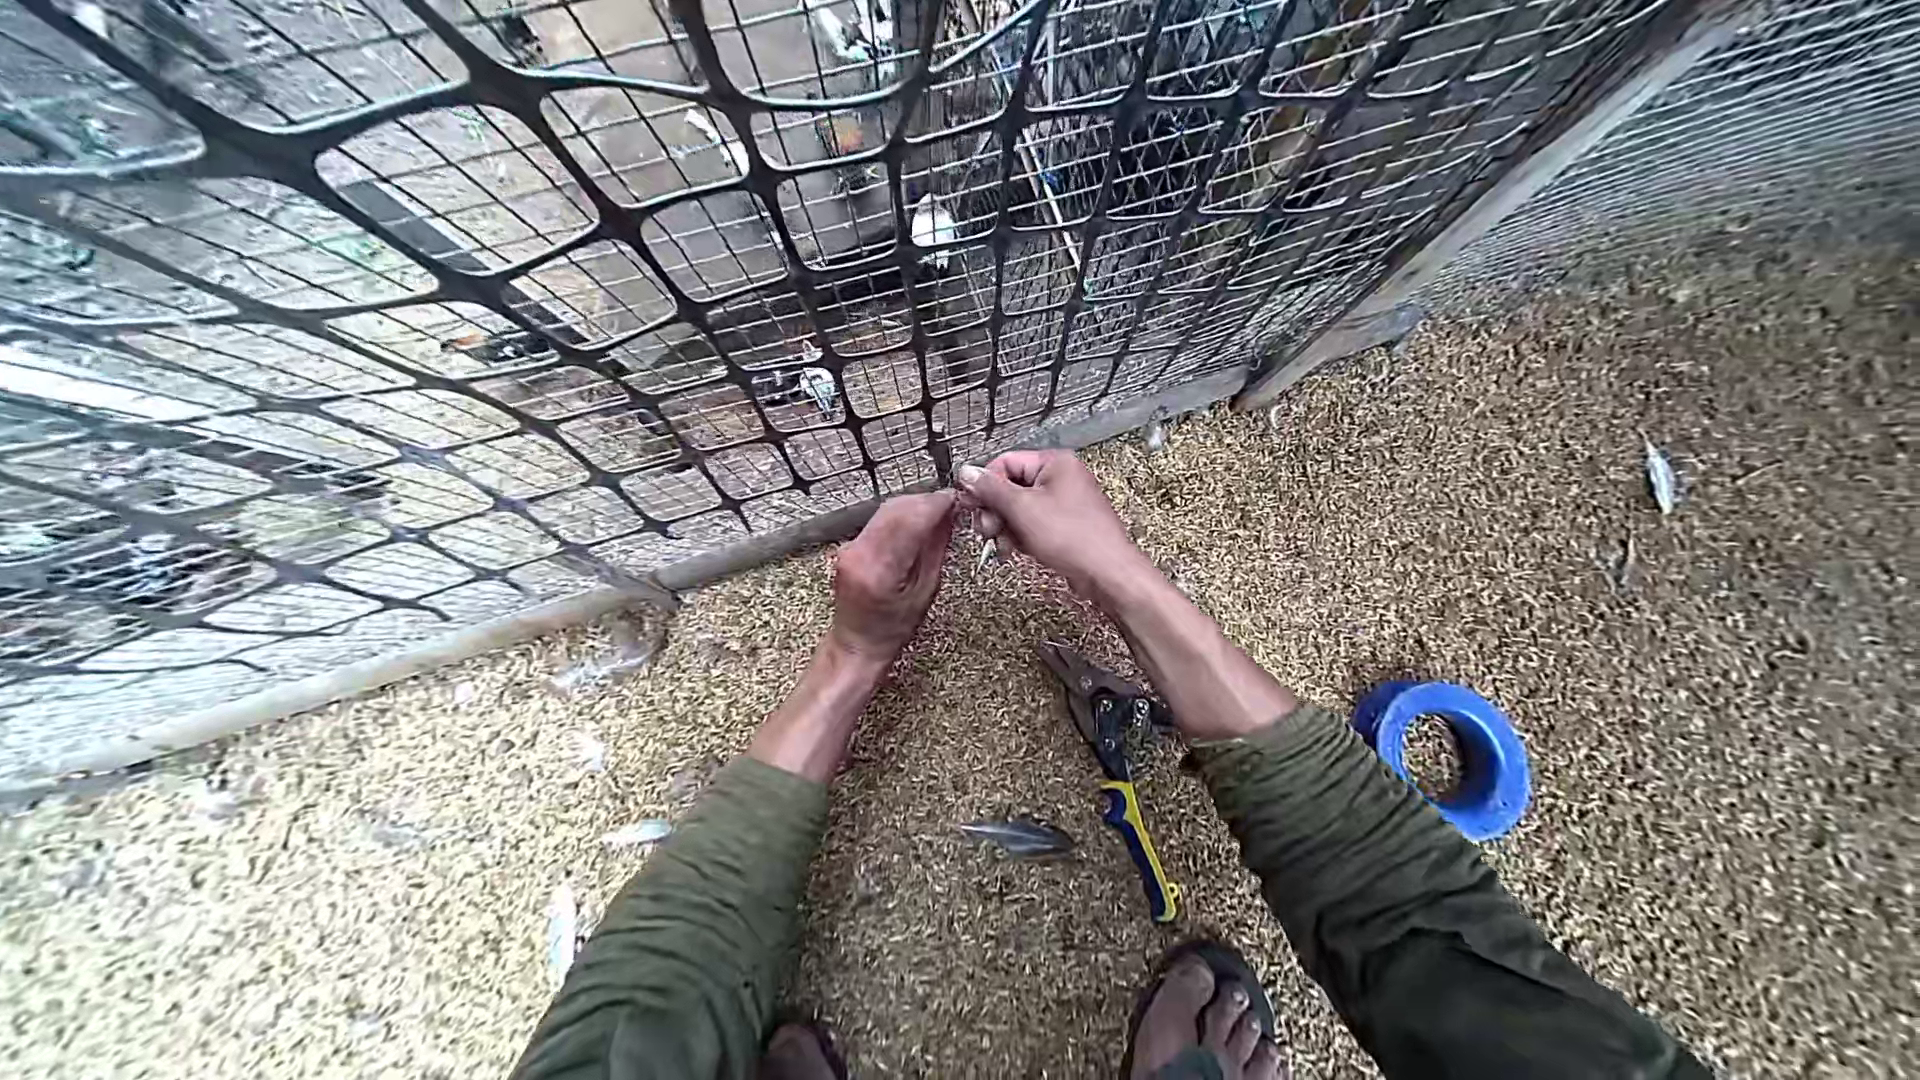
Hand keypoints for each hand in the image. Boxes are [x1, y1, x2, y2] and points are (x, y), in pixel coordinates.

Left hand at [828, 490, 955, 658]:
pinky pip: (878, 519)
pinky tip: (916, 524)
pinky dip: (901, 515)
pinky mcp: (848, 545)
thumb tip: (949, 516)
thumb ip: (936, 548)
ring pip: (887, 509)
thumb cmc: (891, 628)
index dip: (936, 503)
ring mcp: (850, 547)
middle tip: (950, 506)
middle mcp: (859, 553)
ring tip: (937, 515)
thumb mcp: (926, 590)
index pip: (911, 518)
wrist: (857, 642)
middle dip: (927, 501)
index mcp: (880, 570)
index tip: (955, 499)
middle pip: (897, 508)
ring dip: (915, 506)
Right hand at [956, 450, 1148, 596]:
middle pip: (1011, 486)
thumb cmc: (1077, 539)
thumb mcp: (1022, 509)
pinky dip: (1022, 536)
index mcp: (1055, 463)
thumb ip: (991, 489)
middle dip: (996, 510)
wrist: (1106, 573)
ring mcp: (1065, 501)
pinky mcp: (1065, 524)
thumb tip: (968, 473)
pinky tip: (1019, 549)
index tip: (972, 503)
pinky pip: (1033, 523)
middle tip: (988, 528)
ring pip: (1019, 508)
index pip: (1005, 462)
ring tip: (1006, 543)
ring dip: (1007, 526)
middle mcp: (1062, 477)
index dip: (985, 484)